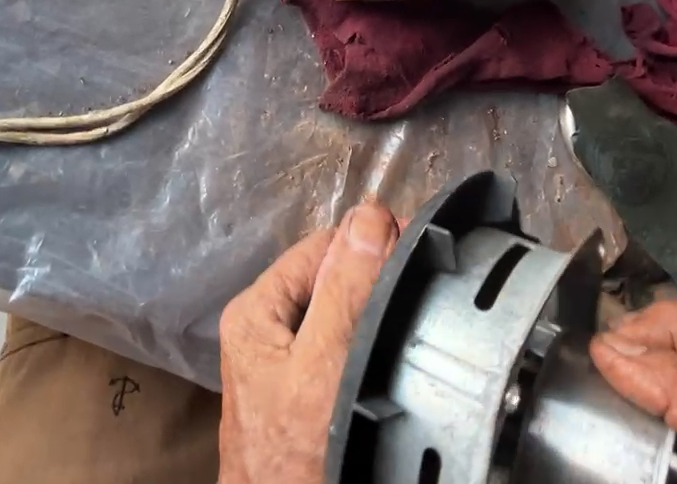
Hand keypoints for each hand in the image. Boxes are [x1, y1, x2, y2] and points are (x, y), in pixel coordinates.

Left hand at [218, 201, 401, 483]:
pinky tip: (392, 358)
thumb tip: (369, 218)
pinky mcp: (305, 393)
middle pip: (331, 279)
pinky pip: (344, 348)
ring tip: (409, 327)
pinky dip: (371, 344)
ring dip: (376, 312)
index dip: (368, 247)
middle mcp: (266, 329)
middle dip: (373, 280)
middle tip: (419, 297)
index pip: (322, 248)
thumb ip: (344, 292)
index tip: (414, 254)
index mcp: (257, 310)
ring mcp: (284, 364)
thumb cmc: (298, 458)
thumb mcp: (322, 367)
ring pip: (342, 314)